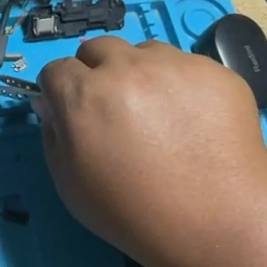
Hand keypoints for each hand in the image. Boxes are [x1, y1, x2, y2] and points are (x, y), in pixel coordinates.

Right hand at [34, 36, 266, 266]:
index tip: (69, 112)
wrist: (214, 218)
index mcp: (84, 96)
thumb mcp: (70, 184)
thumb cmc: (130, 211)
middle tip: (109, 110)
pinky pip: (184, 66)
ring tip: (153, 114)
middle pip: (97, 48)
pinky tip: (188, 122)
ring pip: (143, 51)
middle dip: (95, 72)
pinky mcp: (214, 71)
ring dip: (137, 73)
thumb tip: (52, 105)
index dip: (59, 92)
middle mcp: (127, 68)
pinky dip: (177, 86)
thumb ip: (54, 136)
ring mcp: (174, 65)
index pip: (56, 70)